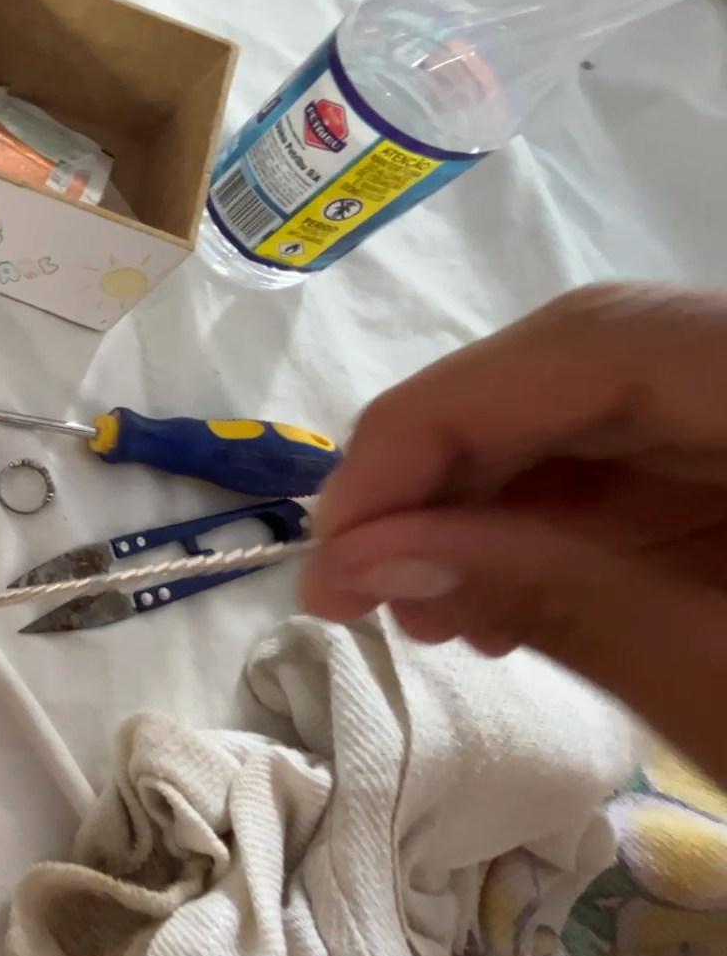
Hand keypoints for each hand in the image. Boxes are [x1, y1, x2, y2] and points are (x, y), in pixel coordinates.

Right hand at [300, 283, 726, 776]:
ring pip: (576, 420)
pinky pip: (617, 466)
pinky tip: (490, 601)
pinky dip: (527, 530)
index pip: (596, 347)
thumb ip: (551, 600)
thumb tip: (359, 558)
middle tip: (353, 579)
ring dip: (467, 509)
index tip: (337, 534)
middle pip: (570, 374)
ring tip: (418, 609)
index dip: (430, 426)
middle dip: (432, 477)